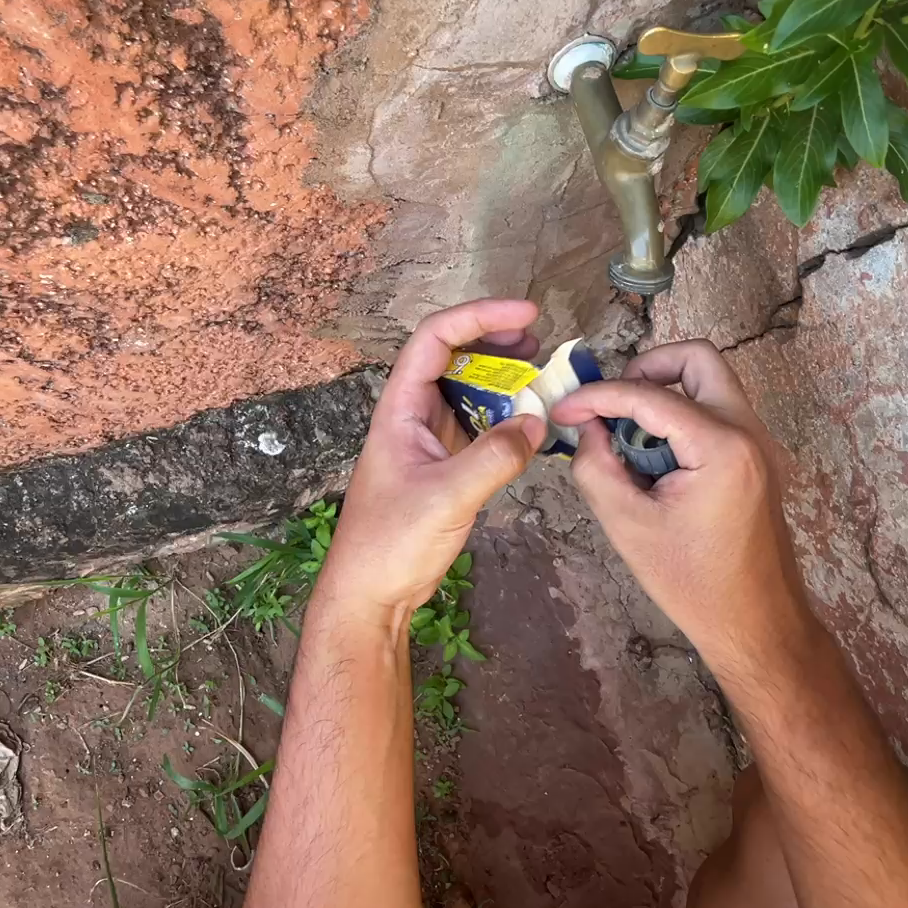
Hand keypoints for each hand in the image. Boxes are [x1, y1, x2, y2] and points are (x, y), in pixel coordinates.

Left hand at [317, 299, 548, 621]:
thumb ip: (494, 457)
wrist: (369, 593)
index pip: (436, 338)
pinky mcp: (442, 465)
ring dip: (502, 378)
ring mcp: (428, 440)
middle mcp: (412, 415)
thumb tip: (538, 421)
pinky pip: (476, 425)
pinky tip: (530, 421)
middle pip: (452, 357)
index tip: (526, 314)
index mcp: (399, 408)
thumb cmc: (390, 543)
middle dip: (495, 341)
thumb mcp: (446, 497)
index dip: (480, 317)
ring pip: (467, 391)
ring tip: (539, 373)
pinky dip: (503, 417)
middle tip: (537, 341)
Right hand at [549, 340, 805, 665]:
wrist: (756, 623)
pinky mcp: (757, 458)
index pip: (649, 395)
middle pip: (697, 358)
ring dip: (663, 392)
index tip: (562, 410)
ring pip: (709, 381)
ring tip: (627, 432)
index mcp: (722, 446)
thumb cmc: (690, 582)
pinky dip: (679, 415)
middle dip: (645, 369)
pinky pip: (716, 410)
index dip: (597, 396)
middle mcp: (749, 431)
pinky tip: (652, 455)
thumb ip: (595, 465)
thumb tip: (585, 427)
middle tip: (610, 404)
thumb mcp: (626, 525)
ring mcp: (760, 442)